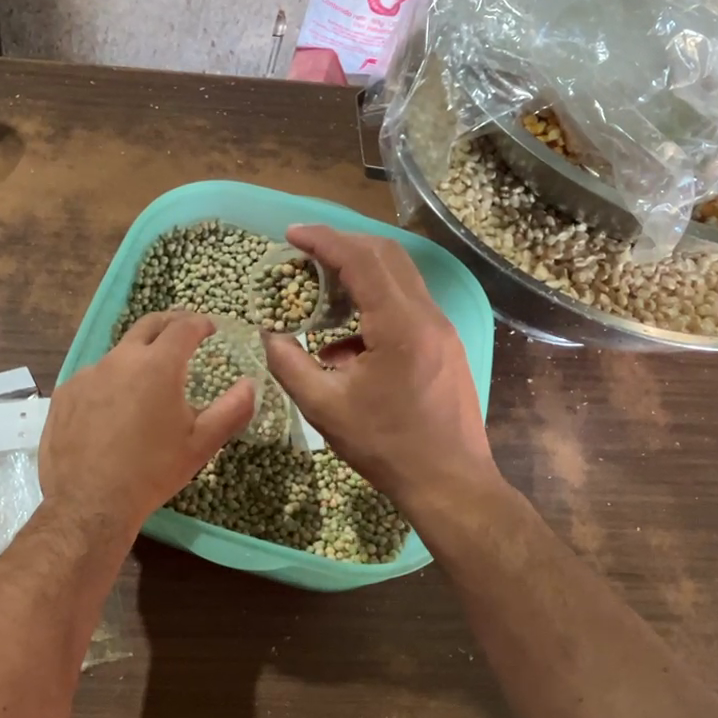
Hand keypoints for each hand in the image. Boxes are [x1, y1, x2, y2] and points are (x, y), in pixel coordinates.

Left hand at [40, 312, 255, 543]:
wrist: (89, 502)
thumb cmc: (152, 472)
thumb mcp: (200, 444)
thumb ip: (231, 410)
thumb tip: (251, 385)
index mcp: (158, 365)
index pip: (183, 327)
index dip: (200, 323)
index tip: (209, 329)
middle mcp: (120, 359)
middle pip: (148, 325)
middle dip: (170, 324)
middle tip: (182, 334)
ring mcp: (87, 374)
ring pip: (118, 354)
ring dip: (137, 359)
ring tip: (147, 384)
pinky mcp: (65, 393)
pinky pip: (93, 378)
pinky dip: (110, 383)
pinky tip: (113, 411)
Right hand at [262, 225, 498, 508]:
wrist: (449, 482)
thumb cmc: (385, 447)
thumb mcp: (324, 408)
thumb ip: (290, 365)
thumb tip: (268, 336)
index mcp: (400, 325)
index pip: (361, 260)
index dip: (324, 240)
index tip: (292, 234)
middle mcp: (427, 316)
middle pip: (386, 256)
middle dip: (343, 245)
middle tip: (305, 252)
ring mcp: (441, 330)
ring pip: (400, 278)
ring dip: (360, 271)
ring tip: (321, 286)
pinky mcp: (444, 345)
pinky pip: (406, 306)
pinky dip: (373, 303)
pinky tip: (343, 340)